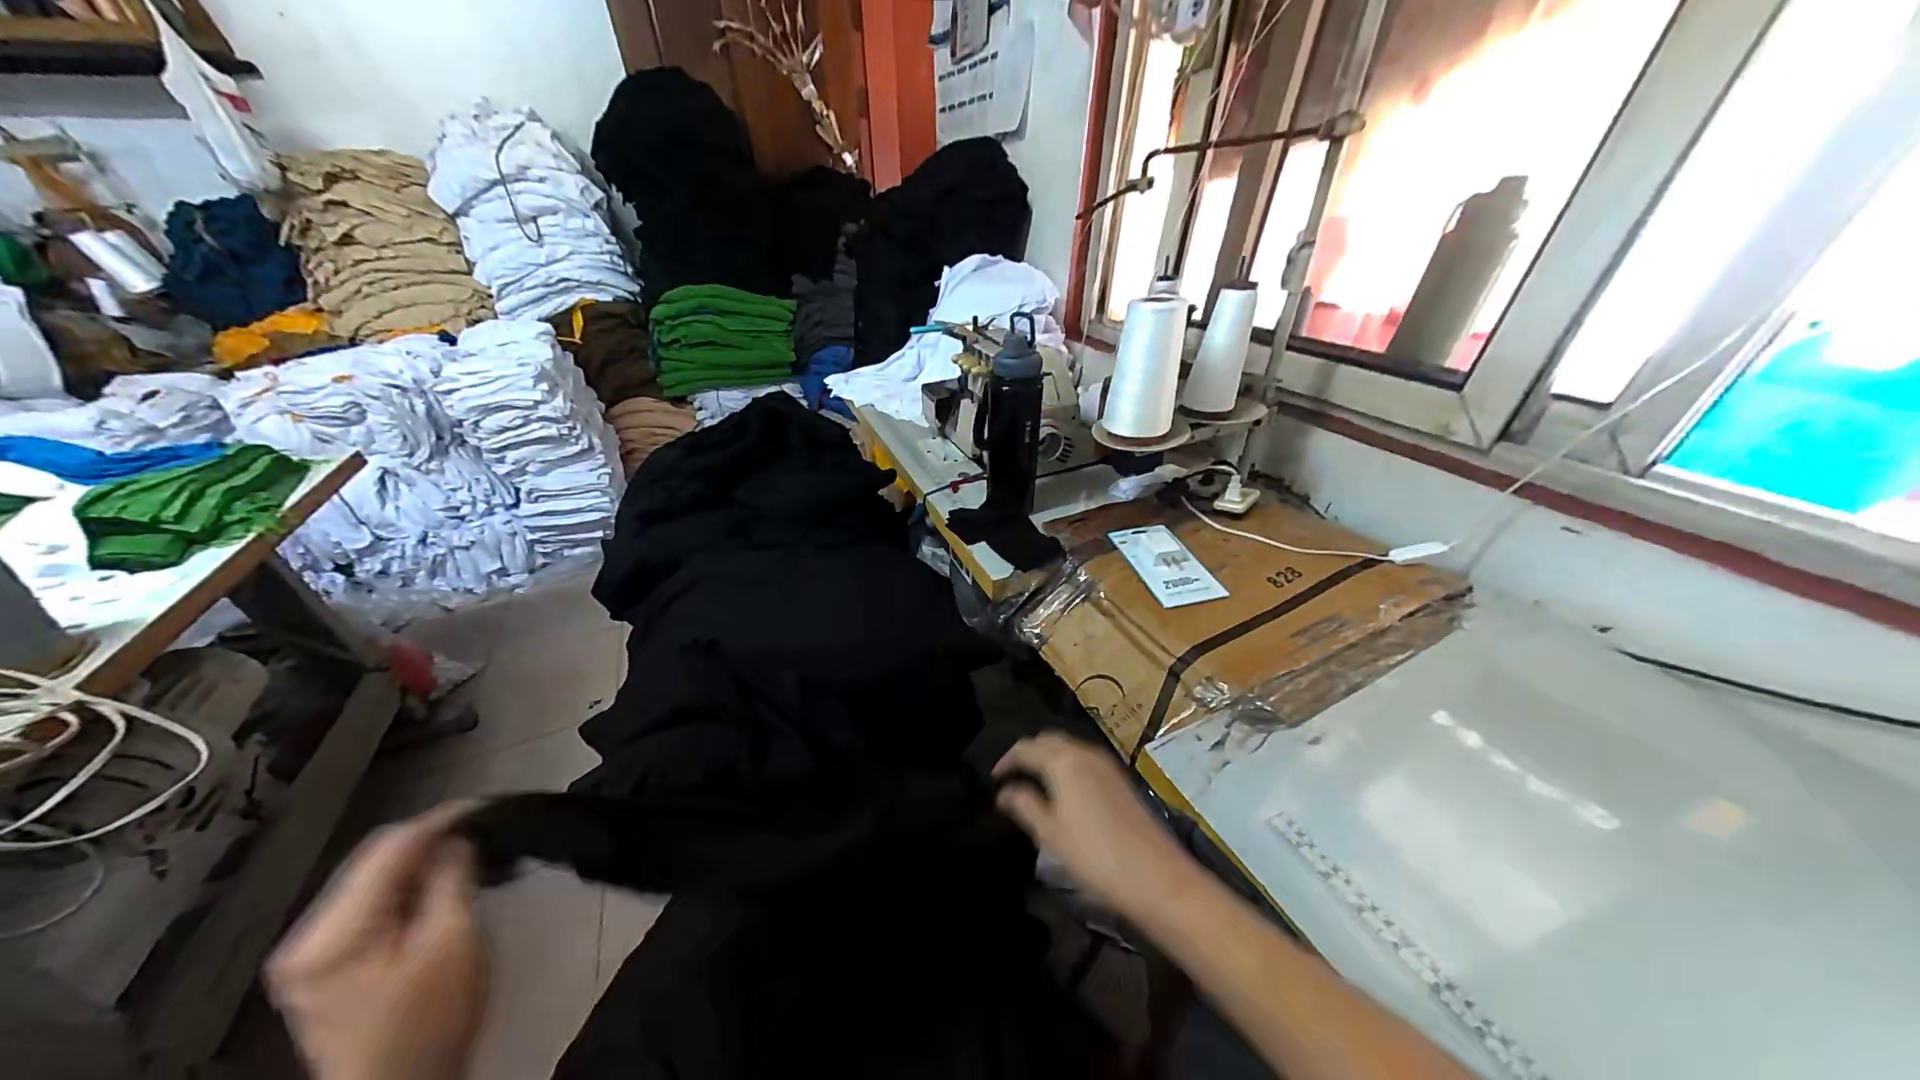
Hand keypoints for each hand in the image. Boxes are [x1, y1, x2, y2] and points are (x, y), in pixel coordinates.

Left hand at [267, 803, 489, 1079]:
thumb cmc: (430, 1020)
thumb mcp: (453, 942)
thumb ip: (450, 879)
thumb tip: (455, 838)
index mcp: (328, 936)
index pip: (386, 849)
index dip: (438, 821)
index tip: (484, 806)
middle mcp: (305, 939)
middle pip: (373, 862)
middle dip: (430, 843)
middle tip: (482, 834)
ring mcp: (311, 954)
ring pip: (373, 880)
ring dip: (421, 864)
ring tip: (469, 857)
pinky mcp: (327, 964)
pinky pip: (371, 904)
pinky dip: (409, 888)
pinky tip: (441, 887)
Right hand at [993, 733, 1198, 919]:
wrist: (1157, 877)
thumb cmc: (1095, 857)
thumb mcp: (1050, 834)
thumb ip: (1024, 805)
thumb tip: (1005, 792)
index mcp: (1063, 762)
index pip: (1026, 748)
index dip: (1006, 760)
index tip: (995, 778)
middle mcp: (1085, 754)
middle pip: (1049, 740)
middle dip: (1028, 752)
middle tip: (1013, 775)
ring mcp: (1107, 765)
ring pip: (1069, 748)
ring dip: (1049, 757)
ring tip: (1035, 782)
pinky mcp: (1122, 779)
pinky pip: (1086, 759)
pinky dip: (1068, 765)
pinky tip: (1066, 790)